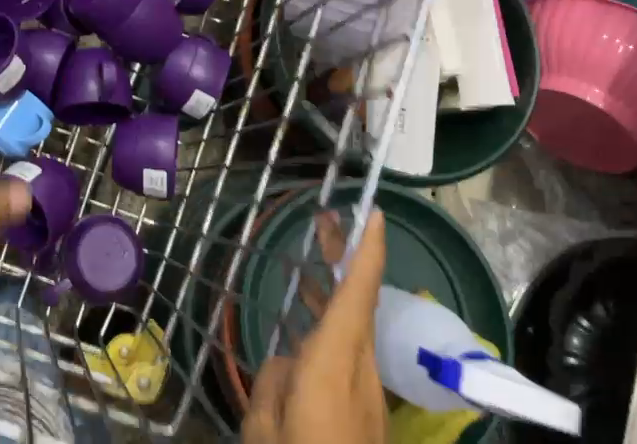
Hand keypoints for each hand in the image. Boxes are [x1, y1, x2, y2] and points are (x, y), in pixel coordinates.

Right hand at [243, 210, 388, 443]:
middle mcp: (357, 369)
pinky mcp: (361, 411)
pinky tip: (302, 327)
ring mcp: (364, 392)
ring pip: (353, 326)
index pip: (358, 294)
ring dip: (335, 290)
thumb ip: (273, 381)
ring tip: (310, 258)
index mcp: (334, 362)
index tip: (373, 214)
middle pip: (358, 301)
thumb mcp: (264, 428)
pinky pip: (346, 352)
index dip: (368, 251)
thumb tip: (288, 360)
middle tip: (325, 219)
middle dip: (346, 257)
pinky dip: (328, 324)